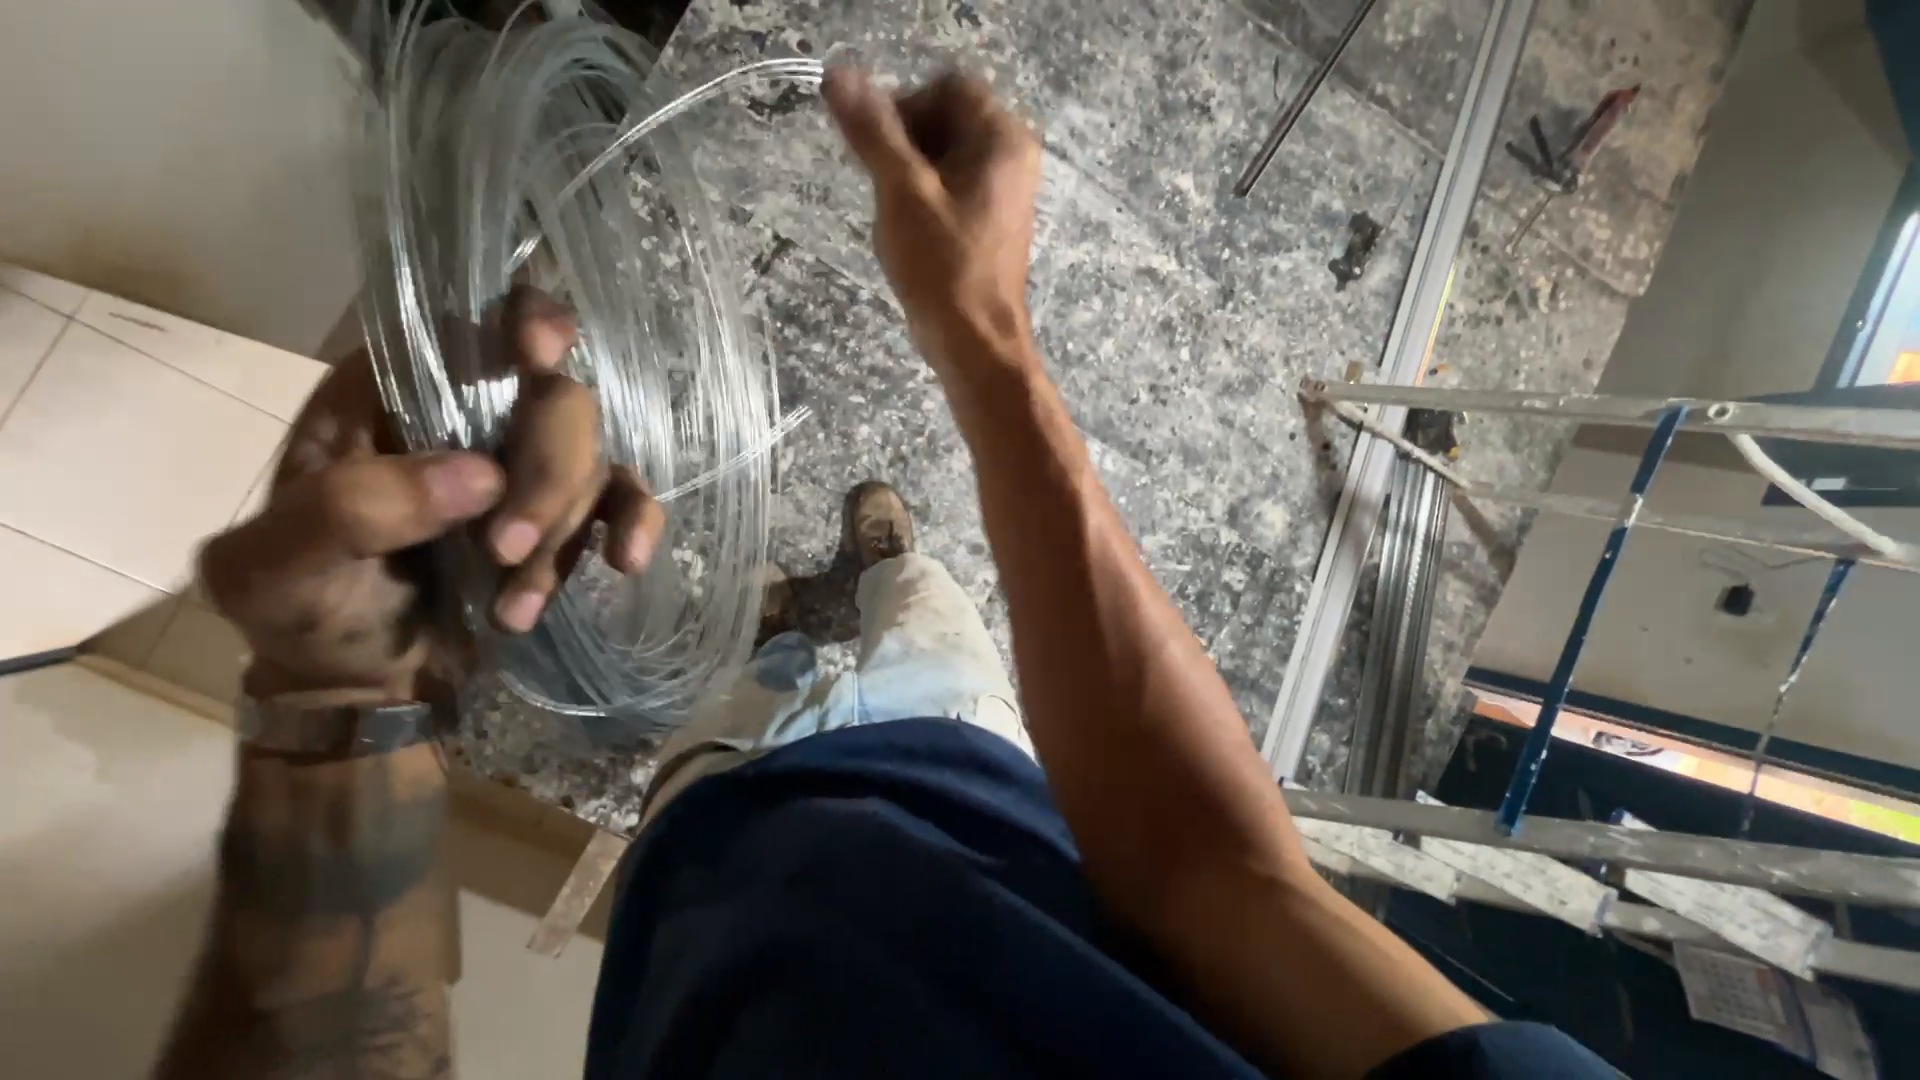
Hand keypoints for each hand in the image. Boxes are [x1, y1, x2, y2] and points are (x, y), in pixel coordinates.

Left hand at [198, 286, 665, 700]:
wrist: (356, 680)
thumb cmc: (300, 609)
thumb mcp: (279, 565)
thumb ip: (352, 510)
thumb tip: (479, 477)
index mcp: (393, 395)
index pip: (470, 324)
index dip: (520, 321)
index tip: (538, 356)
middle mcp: (474, 417)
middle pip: (556, 400)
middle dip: (546, 474)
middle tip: (504, 550)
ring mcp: (528, 469)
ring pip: (592, 461)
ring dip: (564, 531)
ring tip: (515, 608)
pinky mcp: (568, 519)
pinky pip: (626, 502)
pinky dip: (635, 526)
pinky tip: (626, 563)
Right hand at [823, 66, 1042, 372]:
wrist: (975, 343)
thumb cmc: (943, 267)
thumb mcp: (902, 192)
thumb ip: (872, 131)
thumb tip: (838, 73)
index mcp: (1003, 139)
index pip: (948, 87)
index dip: (905, 107)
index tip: (879, 150)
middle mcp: (1012, 159)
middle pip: (947, 119)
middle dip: (906, 145)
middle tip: (885, 187)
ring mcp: (1003, 194)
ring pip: (945, 157)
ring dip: (909, 176)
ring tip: (897, 217)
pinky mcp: (990, 225)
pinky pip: (950, 190)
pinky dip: (923, 201)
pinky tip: (909, 235)